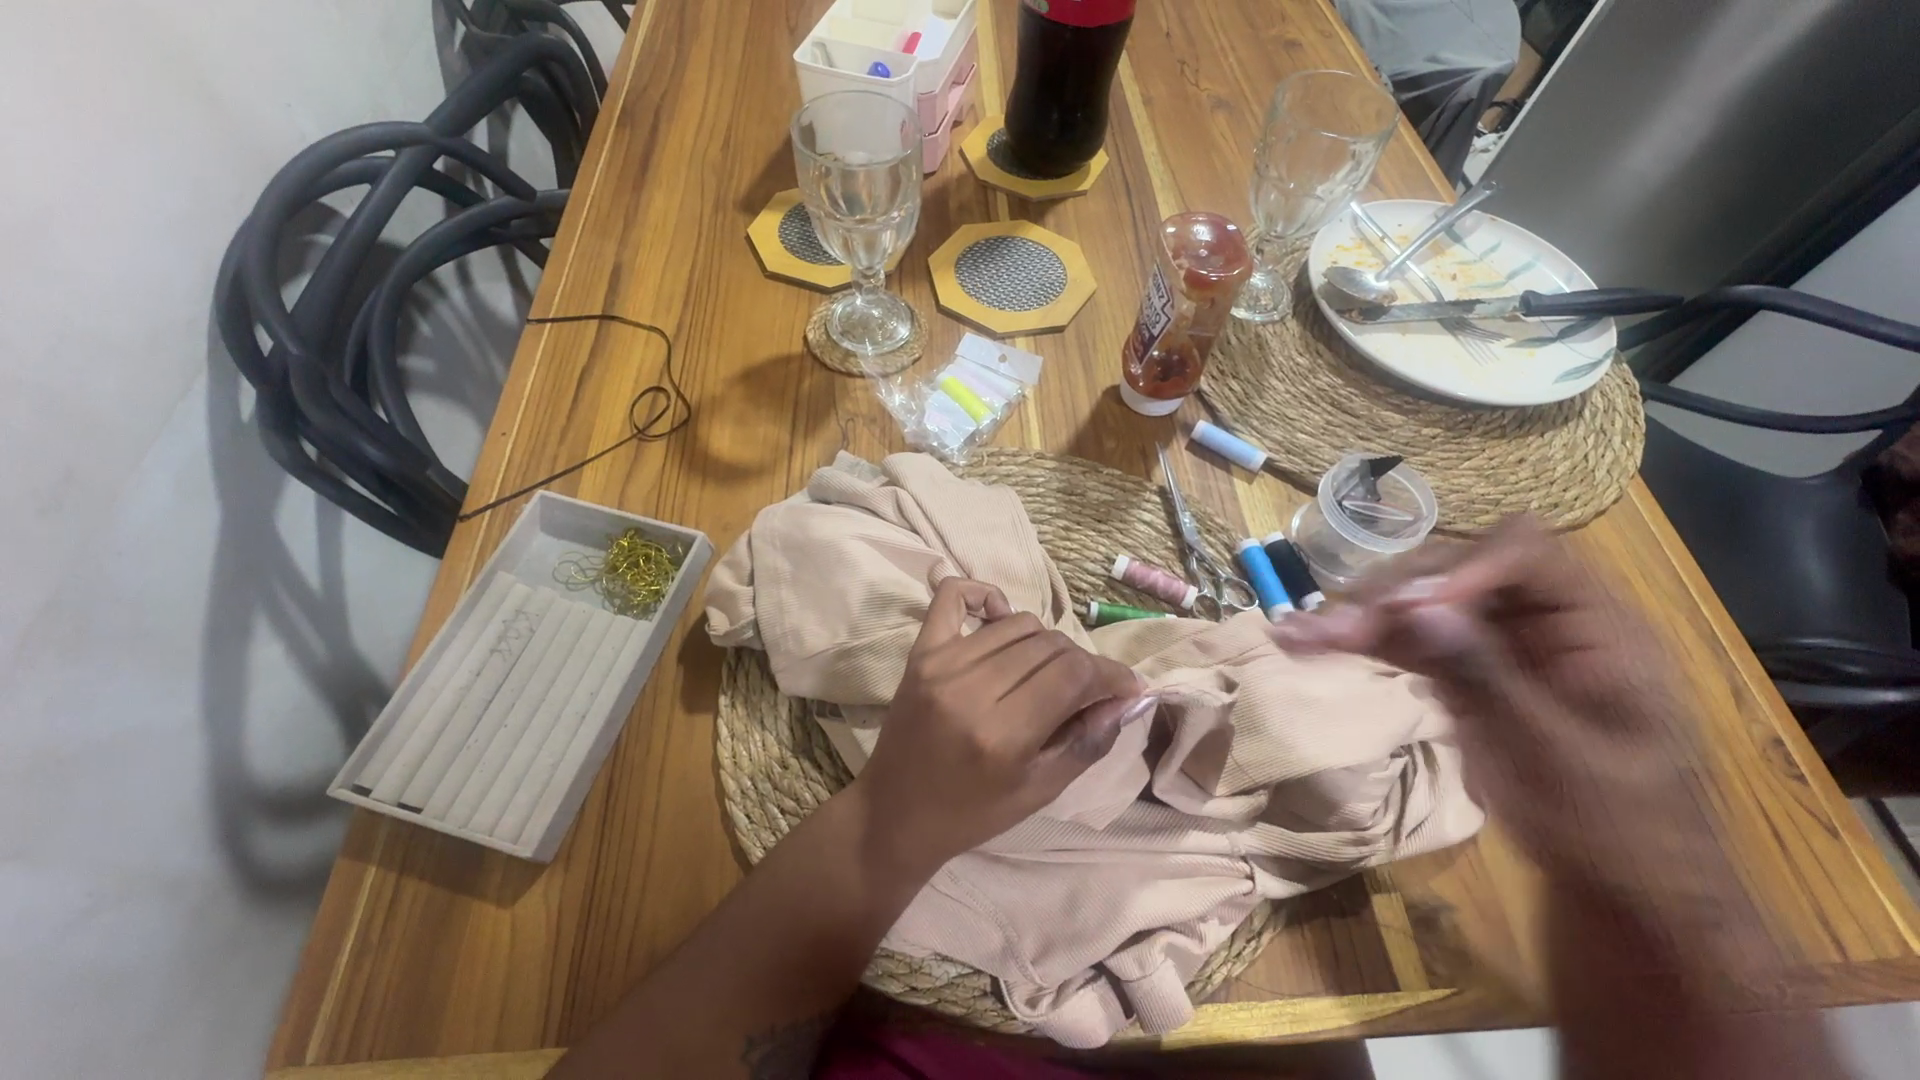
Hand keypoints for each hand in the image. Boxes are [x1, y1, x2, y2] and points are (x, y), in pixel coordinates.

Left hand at [851, 577, 1153, 874]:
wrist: (894, 815)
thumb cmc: (971, 814)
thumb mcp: (1039, 793)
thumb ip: (1088, 743)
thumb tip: (1125, 699)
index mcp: (1002, 734)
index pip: (1075, 674)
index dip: (1112, 676)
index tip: (1126, 688)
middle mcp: (970, 689)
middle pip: (1050, 645)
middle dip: (1082, 664)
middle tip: (1084, 691)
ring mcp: (940, 664)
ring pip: (1018, 623)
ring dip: (1045, 642)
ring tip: (1045, 672)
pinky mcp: (920, 653)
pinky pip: (953, 596)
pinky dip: (985, 595)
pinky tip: (1001, 615)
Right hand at [1268, 518, 1703, 882]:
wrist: (1623, 892)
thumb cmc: (1612, 828)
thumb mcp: (1549, 753)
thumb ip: (1481, 675)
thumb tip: (1413, 608)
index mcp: (1595, 627)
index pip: (1525, 555)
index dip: (1461, 568)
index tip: (1405, 610)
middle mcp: (1544, 622)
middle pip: (1459, 571)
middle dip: (1396, 594)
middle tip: (1340, 628)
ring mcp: (1502, 648)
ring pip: (1424, 605)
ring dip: (1363, 616)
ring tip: (1301, 634)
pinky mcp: (1467, 675)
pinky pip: (1411, 644)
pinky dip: (1364, 644)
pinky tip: (1310, 643)